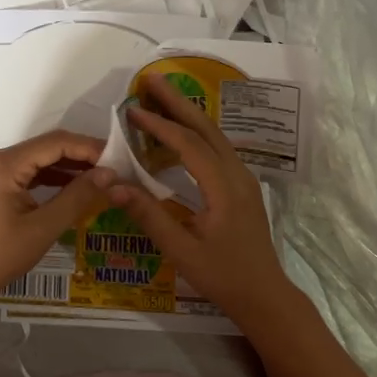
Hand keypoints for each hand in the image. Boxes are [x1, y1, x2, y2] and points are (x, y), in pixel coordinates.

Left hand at [0, 130, 121, 307]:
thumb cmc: (1, 254)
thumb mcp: (44, 227)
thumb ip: (77, 197)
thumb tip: (108, 174)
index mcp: (7, 164)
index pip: (56, 143)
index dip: (89, 147)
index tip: (118, 158)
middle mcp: (1, 159)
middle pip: (48, 146)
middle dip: (82, 154)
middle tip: (114, 167)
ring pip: (41, 158)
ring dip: (70, 165)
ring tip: (101, 177)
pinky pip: (32, 172)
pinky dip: (54, 177)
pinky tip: (76, 187)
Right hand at [110, 73, 293, 322]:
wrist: (265, 296)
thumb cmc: (223, 276)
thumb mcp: (181, 250)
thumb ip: (148, 214)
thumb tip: (112, 183)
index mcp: (224, 187)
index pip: (188, 144)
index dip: (159, 125)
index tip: (132, 110)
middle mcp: (237, 174)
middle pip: (206, 127)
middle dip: (177, 101)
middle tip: (150, 79)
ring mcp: (243, 179)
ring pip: (214, 135)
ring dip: (187, 113)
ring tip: (161, 96)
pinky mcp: (241, 186)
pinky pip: (217, 147)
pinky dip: (195, 131)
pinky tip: (180, 132)